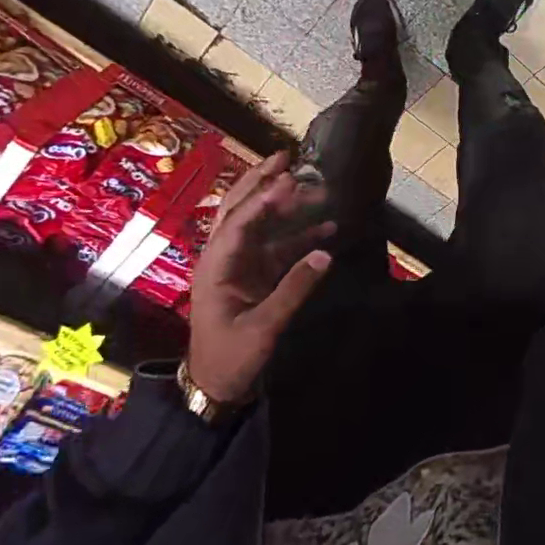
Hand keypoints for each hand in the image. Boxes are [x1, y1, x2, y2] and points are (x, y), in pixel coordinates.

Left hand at [186, 151, 335, 402]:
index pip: (240, 222)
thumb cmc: (231, 357)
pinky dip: (302, 236)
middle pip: (241, 210)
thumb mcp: (263, 327)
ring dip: (287, 206)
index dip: (264, 198)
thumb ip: (294, 288)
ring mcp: (242, 266)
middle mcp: (226, 257)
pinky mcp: (258, 277)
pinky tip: (328, 229)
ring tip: (316, 189)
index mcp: (216, 266)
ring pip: (263, 225)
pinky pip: (280, 248)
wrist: (216, 387)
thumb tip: (325, 253)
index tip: (290, 178)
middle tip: (287, 157)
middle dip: (262, 183)